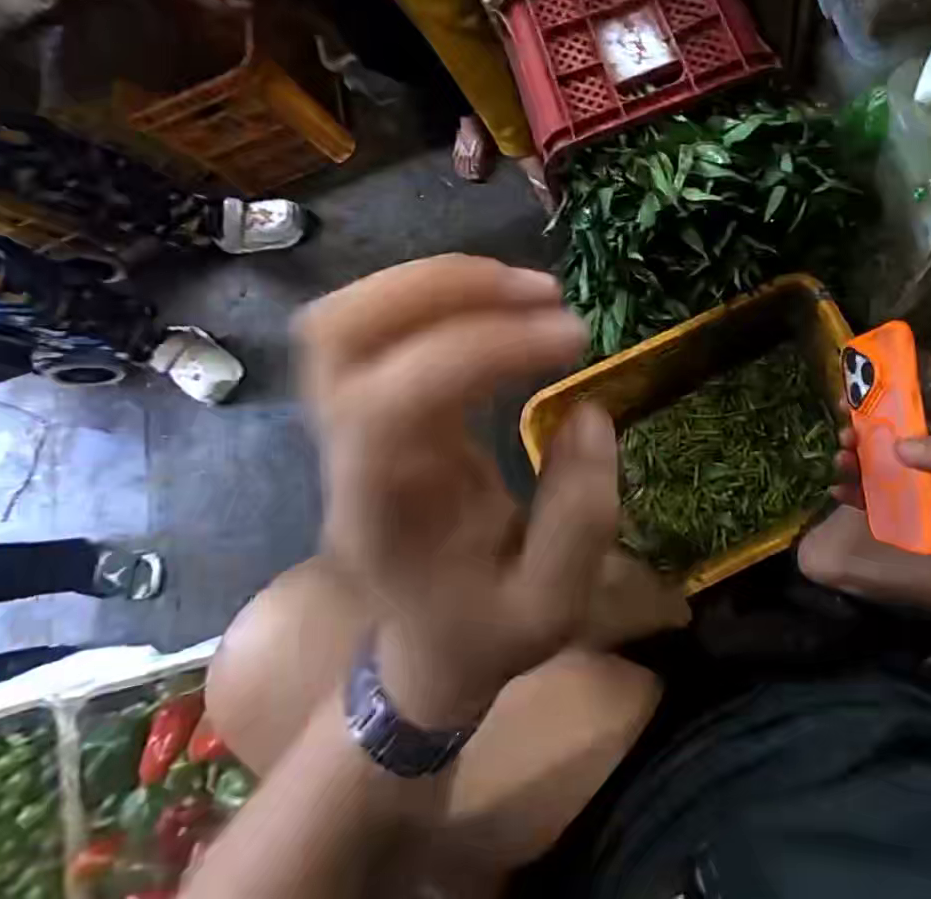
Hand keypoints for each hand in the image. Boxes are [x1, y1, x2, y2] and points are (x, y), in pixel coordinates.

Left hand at [293, 255, 616, 727]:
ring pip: (350, 317)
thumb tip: (589, 413)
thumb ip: (580, 518)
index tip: (573, 339)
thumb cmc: (484, 634)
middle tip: (540, 292)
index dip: (482, 349)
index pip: (395, 399)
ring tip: (528, 290)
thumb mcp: (553, 606)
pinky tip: (504, 307)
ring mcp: (349, 426)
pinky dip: (442, 297)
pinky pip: (382, 327)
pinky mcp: (375, 409)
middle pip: (341, 333)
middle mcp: (347, 454)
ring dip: (439, 282)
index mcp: (382, 509)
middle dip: (442, 289)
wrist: (425, 648)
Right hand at [832, 427, 930, 588]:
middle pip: (881, 449)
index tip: (849, 403)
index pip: (902, 423)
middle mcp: (921, 467)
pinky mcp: (904, 522)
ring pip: (874, 475)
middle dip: (858, 440)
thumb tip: (896, 444)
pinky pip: (874, 507)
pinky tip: (838, 492)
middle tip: (842, 438)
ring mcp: (911, 496)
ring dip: (853, 466)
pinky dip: (854, 498)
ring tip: (840, 462)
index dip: (876, 412)